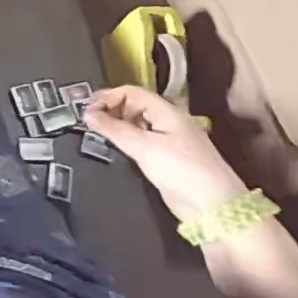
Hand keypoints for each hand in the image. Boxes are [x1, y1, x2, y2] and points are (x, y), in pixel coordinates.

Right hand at [86, 86, 246, 221]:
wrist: (211, 204)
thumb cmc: (183, 170)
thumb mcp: (144, 147)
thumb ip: (114, 129)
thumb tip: (89, 114)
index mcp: (167, 111)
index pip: (132, 93)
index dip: (108, 97)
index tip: (87, 109)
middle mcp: (168, 121)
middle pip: (134, 106)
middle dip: (111, 110)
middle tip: (89, 121)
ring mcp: (168, 139)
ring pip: (137, 123)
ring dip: (117, 125)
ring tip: (97, 132)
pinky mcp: (165, 158)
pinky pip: (141, 141)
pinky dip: (125, 140)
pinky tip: (115, 147)